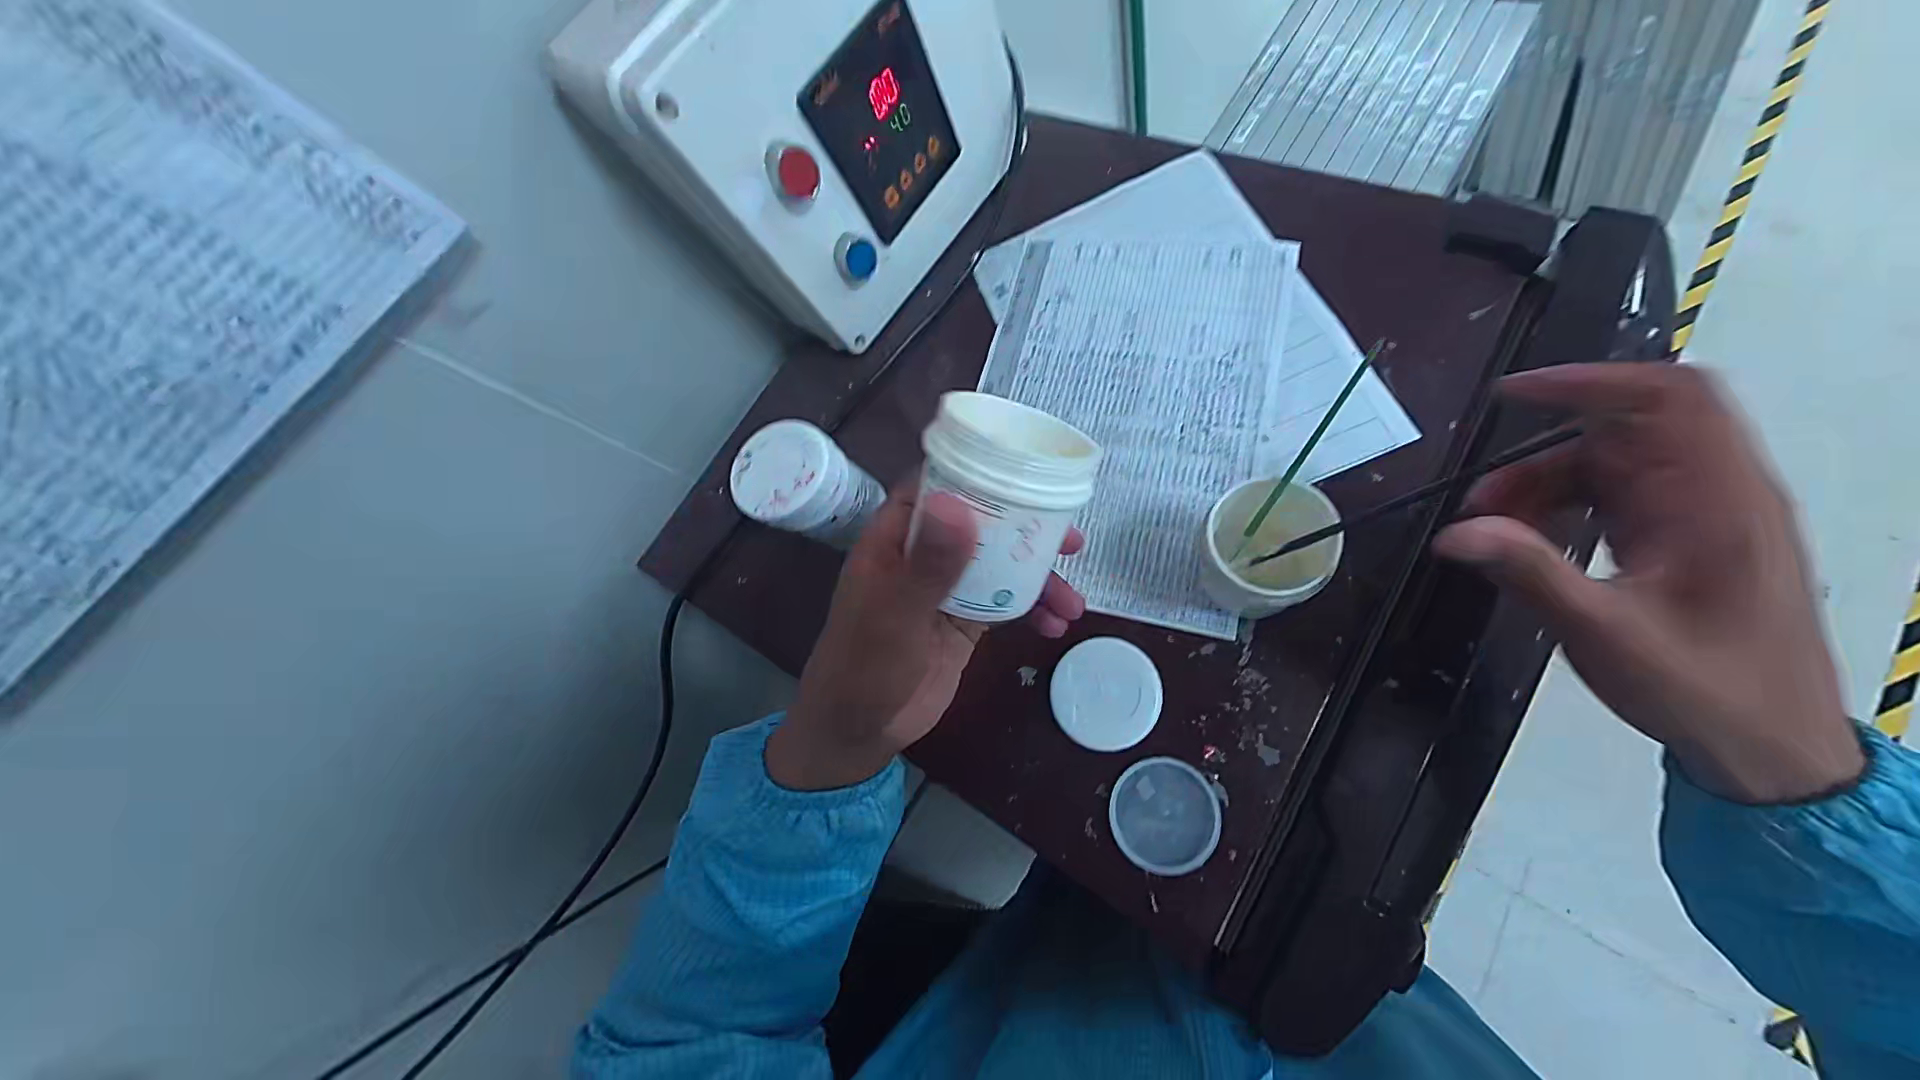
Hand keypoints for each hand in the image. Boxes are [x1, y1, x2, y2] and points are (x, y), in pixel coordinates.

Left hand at [765, 485, 1087, 790]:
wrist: (857, 731)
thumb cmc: (864, 668)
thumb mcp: (896, 617)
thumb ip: (929, 566)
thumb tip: (961, 506)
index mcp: (894, 541)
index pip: (933, 489)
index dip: (976, 477)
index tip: (1025, 475)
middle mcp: (921, 557)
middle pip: (979, 526)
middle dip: (1026, 532)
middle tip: (1071, 541)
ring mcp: (944, 590)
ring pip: (998, 567)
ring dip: (1037, 579)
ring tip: (1073, 602)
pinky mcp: (962, 622)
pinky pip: (1003, 604)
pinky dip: (1030, 611)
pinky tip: (1055, 626)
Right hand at [1432, 363, 1861, 804]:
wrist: (1770, 748)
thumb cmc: (1703, 688)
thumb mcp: (1605, 632)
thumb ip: (1531, 572)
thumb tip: (1454, 533)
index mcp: (1720, 502)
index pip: (1669, 401)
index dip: (1591, 381)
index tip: (1511, 394)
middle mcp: (1716, 493)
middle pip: (1623, 435)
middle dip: (1540, 457)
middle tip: (1479, 503)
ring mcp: (1699, 515)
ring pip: (1609, 466)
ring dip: (1542, 487)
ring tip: (1492, 531)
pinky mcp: (1680, 538)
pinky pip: (1611, 498)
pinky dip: (1559, 508)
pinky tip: (1526, 543)